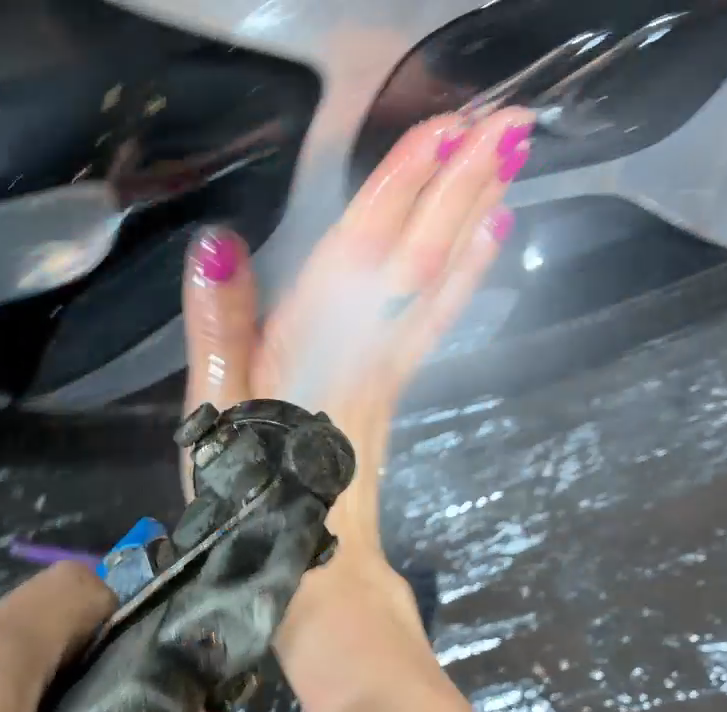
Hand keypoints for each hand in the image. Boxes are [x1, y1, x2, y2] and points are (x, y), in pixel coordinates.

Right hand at [180, 107, 532, 564]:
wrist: (311, 575)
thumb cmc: (251, 502)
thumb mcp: (215, 419)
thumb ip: (219, 331)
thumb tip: (218, 244)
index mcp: (310, 349)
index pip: (358, 254)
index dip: (395, 190)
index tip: (441, 128)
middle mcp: (359, 352)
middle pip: (414, 260)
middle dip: (456, 188)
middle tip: (508, 120)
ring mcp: (381, 375)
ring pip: (434, 287)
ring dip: (471, 220)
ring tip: (511, 163)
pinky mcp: (385, 397)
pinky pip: (432, 324)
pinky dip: (464, 277)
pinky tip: (485, 246)